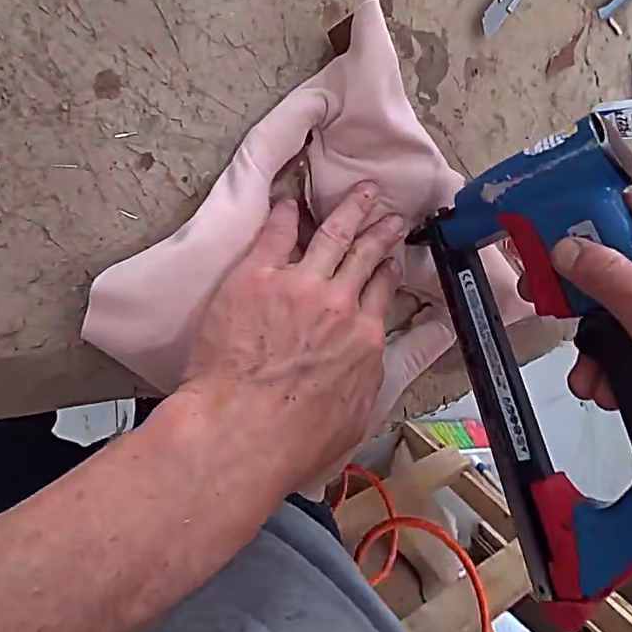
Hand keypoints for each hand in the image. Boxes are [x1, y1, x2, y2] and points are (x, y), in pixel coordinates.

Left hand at [181, 181, 404, 491]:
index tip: (390, 258)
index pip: (383, 287)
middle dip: (383, 229)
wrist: (241, 436)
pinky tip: (292, 202)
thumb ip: (374, 381)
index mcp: (364, 335)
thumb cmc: (292, 440)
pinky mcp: (257, 279)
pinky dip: (287, 215)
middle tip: (391, 214)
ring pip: (334, 233)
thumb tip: (378, 366)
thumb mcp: (357, 417)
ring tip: (363, 191)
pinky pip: (277, 235)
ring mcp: (299, 286)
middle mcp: (339, 303)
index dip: (389, 267)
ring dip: (352, 208)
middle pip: (368, 253)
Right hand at [543, 192, 631, 460]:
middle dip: (582, 301)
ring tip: (592, 386)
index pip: (611, 206)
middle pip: (615, 259)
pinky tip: (619, 394)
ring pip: (631, 304)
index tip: (539, 258)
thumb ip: (606, 276)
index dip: (570, 225)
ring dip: (604, 341)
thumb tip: (563, 244)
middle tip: (555, 328)